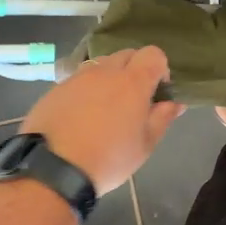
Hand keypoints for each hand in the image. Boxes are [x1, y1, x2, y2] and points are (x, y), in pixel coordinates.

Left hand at [20, 47, 183, 193]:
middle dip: (135, 70)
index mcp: (132, 82)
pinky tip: (81, 117)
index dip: (160, 68)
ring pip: (100, 66)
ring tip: (105, 109)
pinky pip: (78, 81)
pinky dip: (86, 91)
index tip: (157, 91)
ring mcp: (77, 78)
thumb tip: (175, 103)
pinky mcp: (54, 90)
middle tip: (133, 100)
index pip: (153, 54)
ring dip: (109, 79)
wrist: (50, 170)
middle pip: (126, 55)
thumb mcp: (144, 145)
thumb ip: (162, 118)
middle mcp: (105, 72)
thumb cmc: (107, 159)